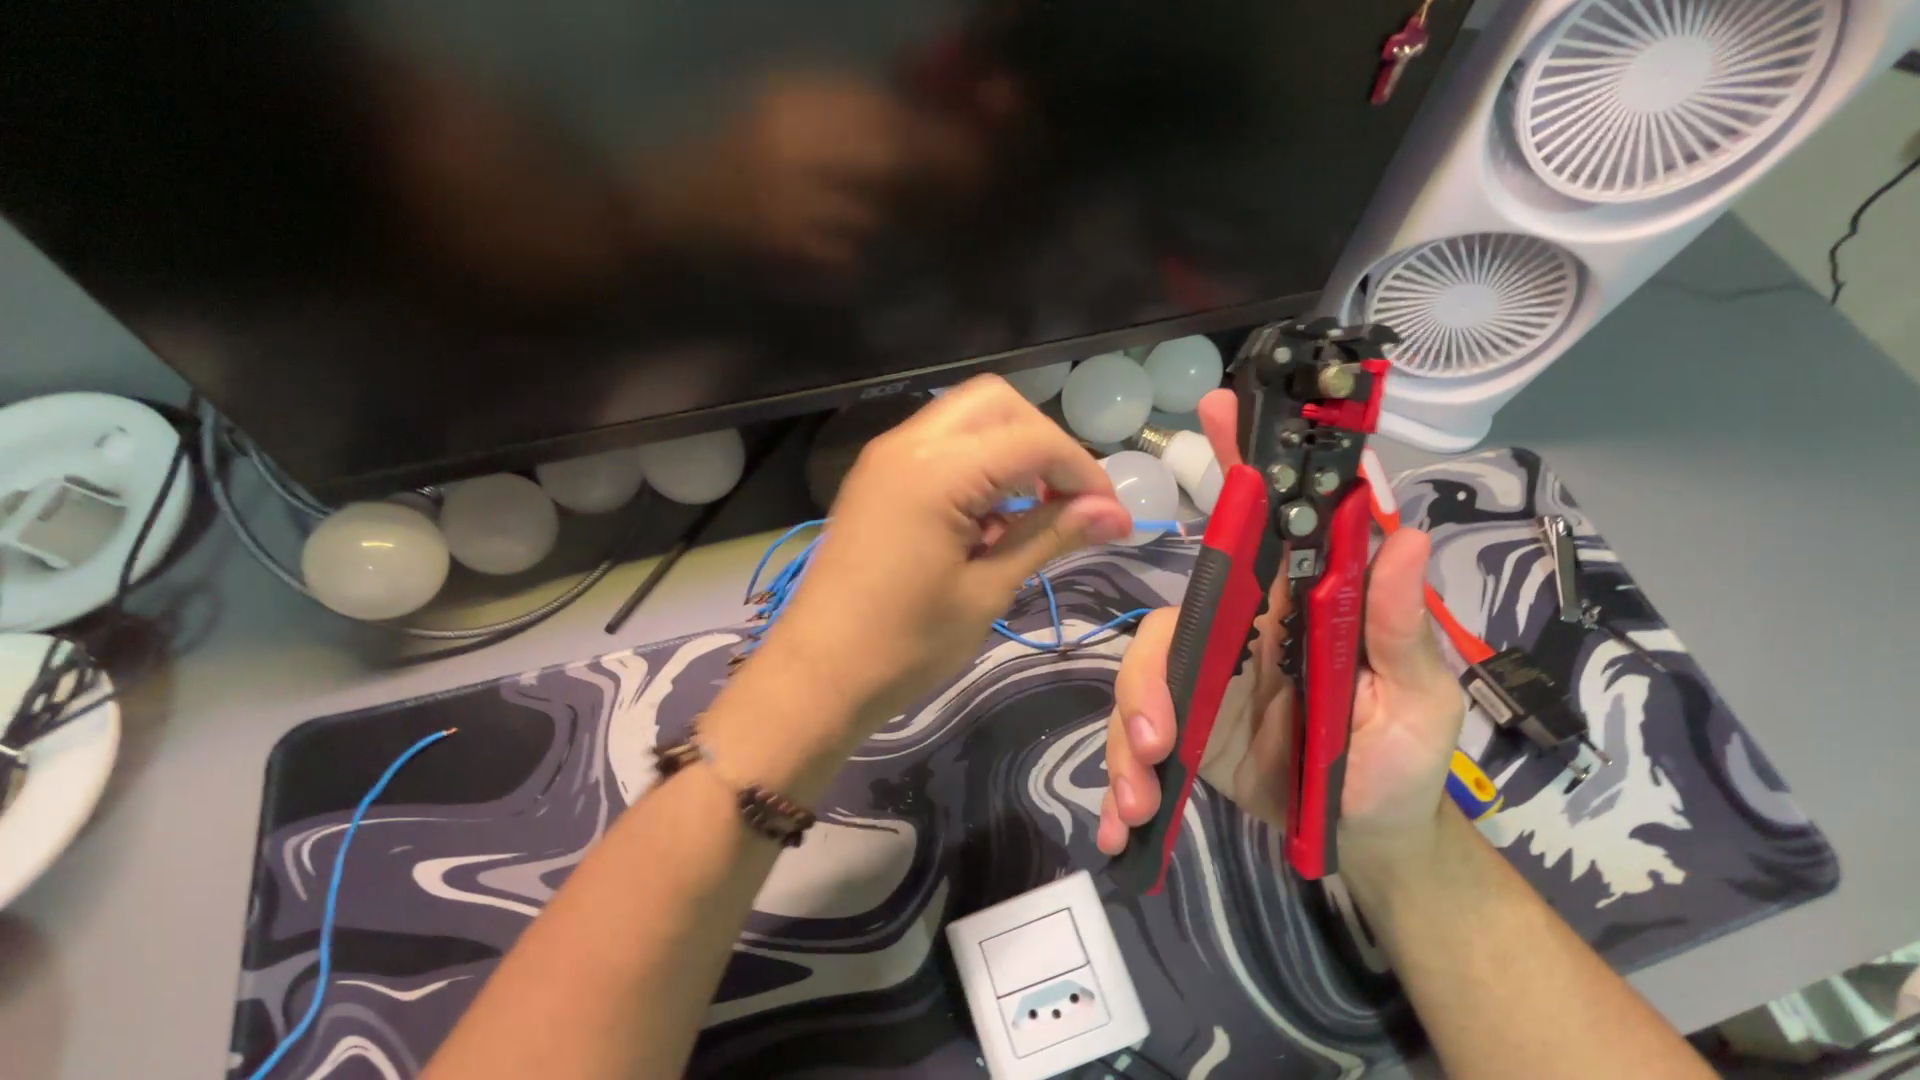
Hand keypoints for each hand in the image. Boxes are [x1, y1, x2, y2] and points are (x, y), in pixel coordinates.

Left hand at [755, 376, 1133, 732]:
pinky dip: (975, 464)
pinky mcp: (875, 478)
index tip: (1110, 517)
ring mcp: (885, 458)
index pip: (1032, 441)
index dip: (1083, 472)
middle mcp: (908, 444)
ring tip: (1032, 515)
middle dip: (1044, 444)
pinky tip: (988, 520)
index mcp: (936, 470)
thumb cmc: (905, 645)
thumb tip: (1114, 514)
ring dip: (1009, 450)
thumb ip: (1049, 536)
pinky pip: (938, 445)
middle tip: (1068, 502)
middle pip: (997, 404)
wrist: (817, 676)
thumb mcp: (987, 590)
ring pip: (966, 418)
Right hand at [1094, 524, 1464, 867]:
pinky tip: (1120, 828)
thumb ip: (1398, 628)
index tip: (1190, 618)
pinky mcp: (1185, 742)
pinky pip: (1136, 749)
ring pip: (1139, 692)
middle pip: (1165, 636)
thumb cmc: (1404, 756)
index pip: (1231, 575)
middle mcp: (1234, 647)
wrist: (1371, 836)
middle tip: (1154, 743)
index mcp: (1285, 619)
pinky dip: (1120, 787)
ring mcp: (1202, 695)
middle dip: (1143, 684)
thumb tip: (1405, 538)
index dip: (1198, 582)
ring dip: (1125, 744)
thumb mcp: (1419, 697)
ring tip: (1139, 804)